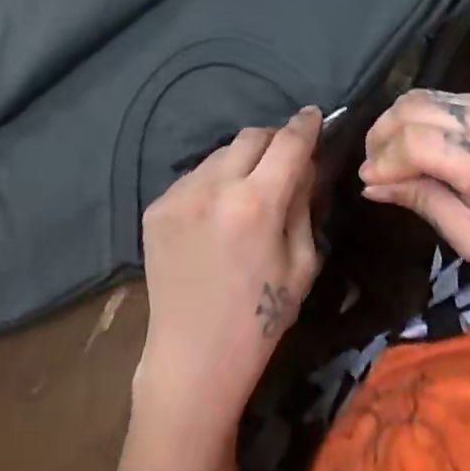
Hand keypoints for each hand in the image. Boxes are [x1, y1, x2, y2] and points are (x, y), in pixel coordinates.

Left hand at [135, 107, 323, 428]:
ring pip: (219, 154)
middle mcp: (213, 187)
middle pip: (250, 136)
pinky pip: (193, 178)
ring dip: (240, 160)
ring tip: (248, 189)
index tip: (314, 115)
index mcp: (256, 204)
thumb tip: (304, 164)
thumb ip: (303, 205)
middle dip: (273, 138)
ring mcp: (178, 194)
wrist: (193, 356)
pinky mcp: (156, 206)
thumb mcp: (301, 264)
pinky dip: (212, 183)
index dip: (305, 124)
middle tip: (284, 154)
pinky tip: (217, 213)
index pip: (287, 143)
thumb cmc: (260, 320)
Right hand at [360, 90, 469, 279]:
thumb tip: (371, 186)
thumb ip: (422, 202)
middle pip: (410, 110)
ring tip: (386, 155)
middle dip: (381, 138)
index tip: (369, 182)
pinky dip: (409, 117)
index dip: (384, 160)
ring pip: (416, 98)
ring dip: (391, 124)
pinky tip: (408, 143)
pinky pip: (432, 97)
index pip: (417, 143)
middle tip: (373, 169)